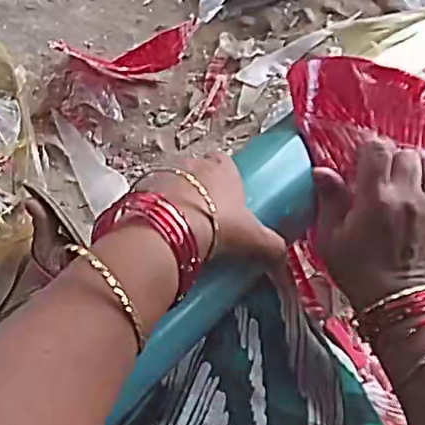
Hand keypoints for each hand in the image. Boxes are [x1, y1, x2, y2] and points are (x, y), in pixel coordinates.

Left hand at [139, 154, 284, 263]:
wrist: (170, 229)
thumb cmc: (219, 224)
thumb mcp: (253, 238)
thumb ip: (272, 247)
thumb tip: (284, 261)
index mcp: (224, 168)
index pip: (226, 163)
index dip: (226, 178)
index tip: (228, 198)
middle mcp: (194, 164)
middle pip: (198, 172)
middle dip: (200, 190)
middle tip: (205, 218)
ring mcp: (164, 173)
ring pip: (173, 182)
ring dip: (176, 199)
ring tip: (181, 228)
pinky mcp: (140, 188)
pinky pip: (149, 198)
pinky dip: (154, 211)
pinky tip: (159, 231)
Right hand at [310, 137, 424, 309]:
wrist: (393, 298)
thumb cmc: (357, 270)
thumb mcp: (330, 237)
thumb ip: (329, 200)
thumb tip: (322, 171)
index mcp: (375, 199)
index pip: (377, 149)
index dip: (366, 147)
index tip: (357, 157)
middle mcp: (404, 196)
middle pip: (403, 152)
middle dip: (389, 154)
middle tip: (376, 168)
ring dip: (411, 161)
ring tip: (397, 174)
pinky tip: (410, 187)